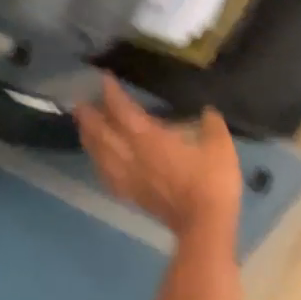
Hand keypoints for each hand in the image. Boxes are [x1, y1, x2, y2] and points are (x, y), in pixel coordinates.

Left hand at [75, 75, 241, 241]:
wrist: (204, 223)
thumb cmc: (213, 180)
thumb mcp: (220, 144)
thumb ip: (211, 123)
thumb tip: (206, 111)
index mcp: (150, 139)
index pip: (123, 111)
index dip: (112, 93)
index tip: (104, 77)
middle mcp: (131, 156)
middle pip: (101, 132)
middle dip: (89, 115)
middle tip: (80, 101)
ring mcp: (128, 177)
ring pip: (99, 153)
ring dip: (88, 137)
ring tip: (83, 126)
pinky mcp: (131, 194)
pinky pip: (106, 175)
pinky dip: (98, 163)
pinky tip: (99, 160)